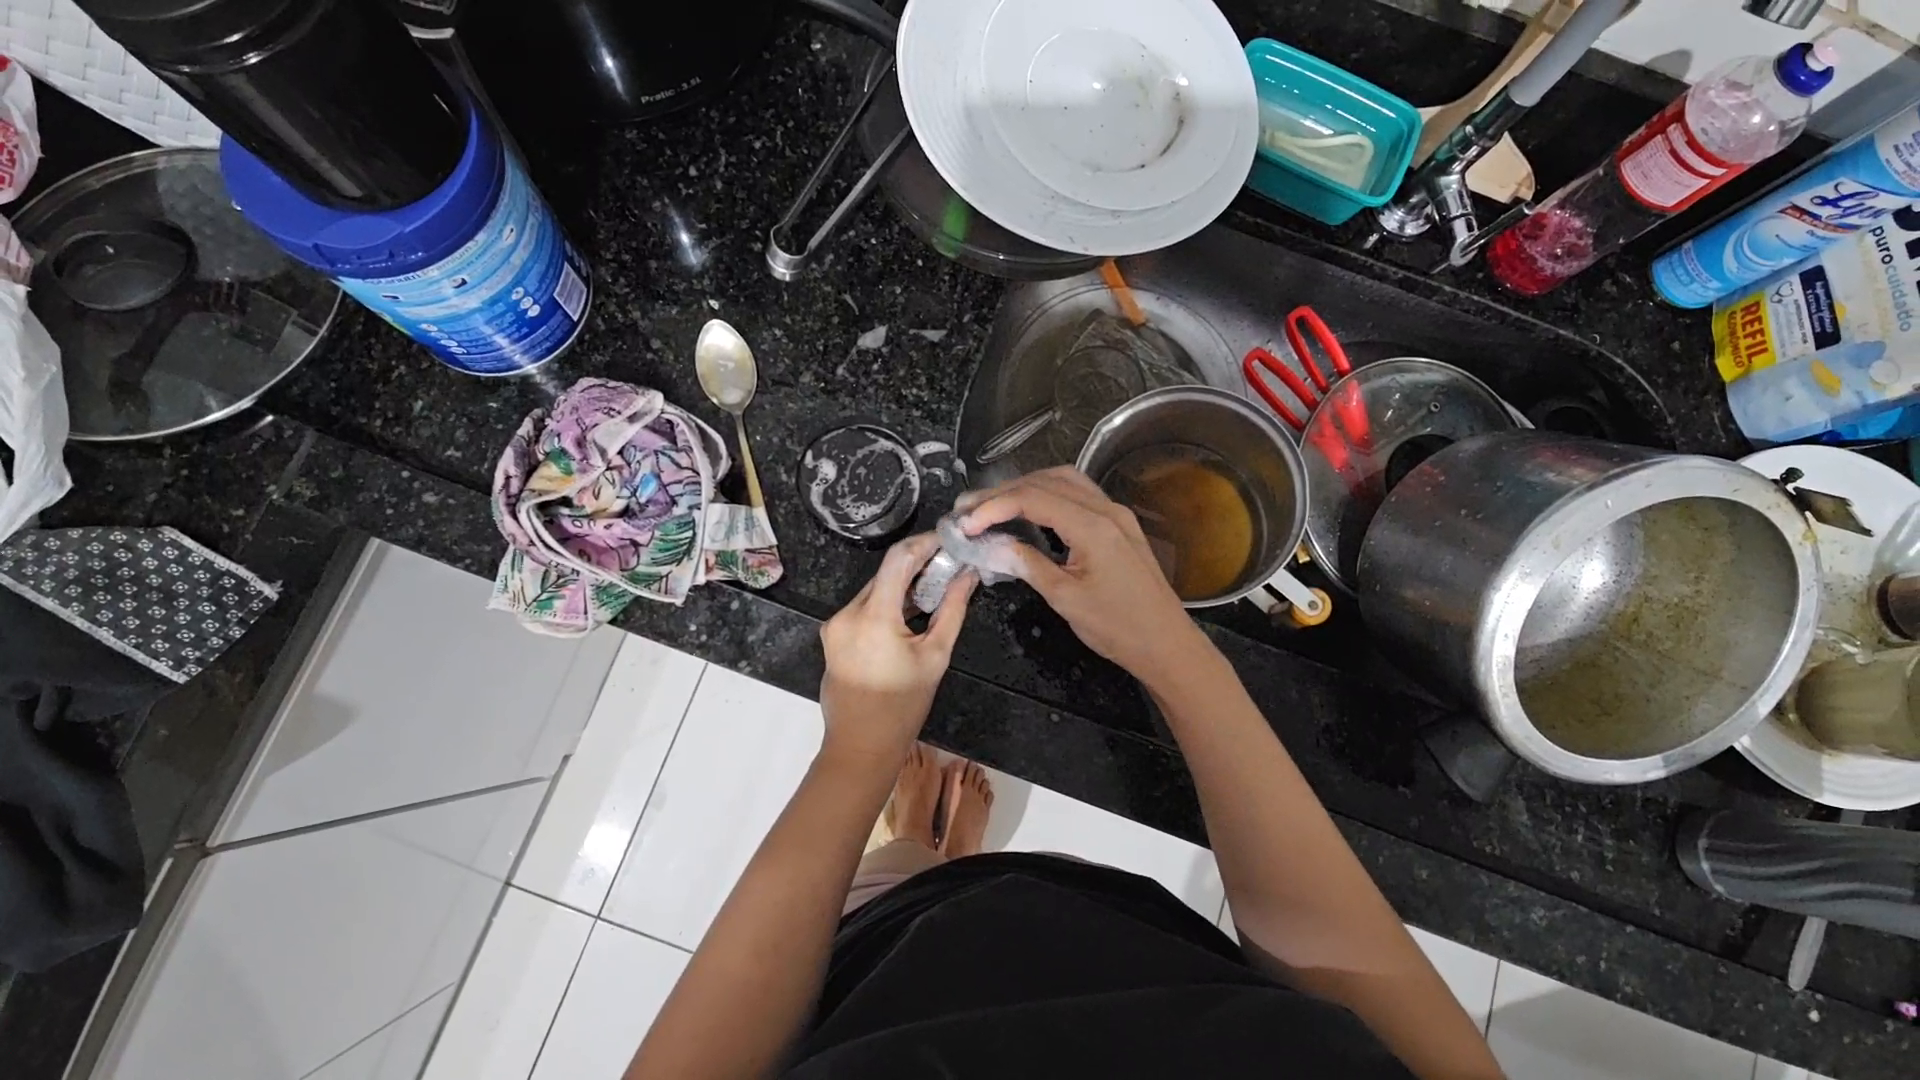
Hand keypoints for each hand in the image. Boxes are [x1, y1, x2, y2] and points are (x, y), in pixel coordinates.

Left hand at [819, 532, 976, 763]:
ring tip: (934, 589)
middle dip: (917, 566)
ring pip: (874, 591)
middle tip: (949, 564)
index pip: (898, 559)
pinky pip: (863, 609)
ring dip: (902, 586)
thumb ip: (952, 610)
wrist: (861, 745)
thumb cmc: (903, 706)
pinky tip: (909, 614)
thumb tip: (968, 576)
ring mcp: (835, 624)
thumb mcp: (935, 656)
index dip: (924, 543)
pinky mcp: (832, 636)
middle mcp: (848, 613)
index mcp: (873, 616)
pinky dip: (886, 605)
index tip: (948, 539)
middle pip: (885, 574)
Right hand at [957, 467, 1201, 686]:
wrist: (1166, 643)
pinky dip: (1047, 495)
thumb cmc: (1117, 627)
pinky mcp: (1118, 524)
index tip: (964, 522)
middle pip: (1046, 481)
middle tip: (967, 509)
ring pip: (1063, 481)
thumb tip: (991, 544)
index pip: (1032, 498)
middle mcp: (1106, 509)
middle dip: (1002, 492)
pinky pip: (1078, 494)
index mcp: (1093, 526)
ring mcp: (1115, 514)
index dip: (993, 506)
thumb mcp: (1065, 598)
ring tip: (991, 505)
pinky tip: (1027, 510)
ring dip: (1024, 488)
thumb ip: (1027, 564)